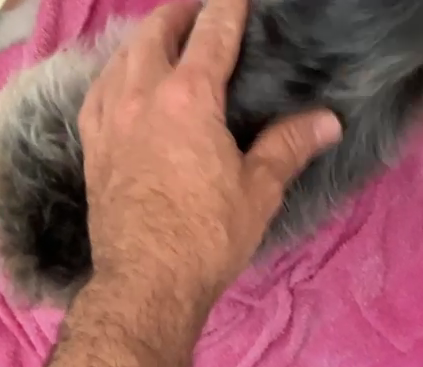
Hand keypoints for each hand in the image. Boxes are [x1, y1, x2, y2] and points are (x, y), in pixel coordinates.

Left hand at [78, 0, 341, 317]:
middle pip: (156, 34)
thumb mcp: (257, 193)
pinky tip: (117, 85)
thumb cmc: (207, 239)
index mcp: (189, 99)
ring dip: (142, 41)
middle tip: (195, 10)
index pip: (211, 34)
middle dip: (178, 14)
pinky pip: (97, 94)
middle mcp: (142, 96)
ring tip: (158, 41)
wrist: (147, 283)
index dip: (228, 8)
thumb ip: (288, 147)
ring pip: (121, 59)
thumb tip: (329, 121)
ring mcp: (110, 121)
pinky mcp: (93, 150)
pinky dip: (112, 76)